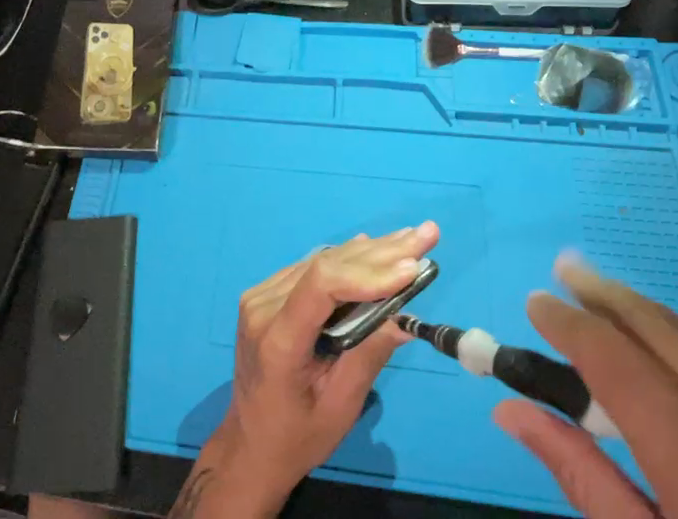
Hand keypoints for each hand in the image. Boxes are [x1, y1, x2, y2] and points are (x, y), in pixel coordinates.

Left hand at [171, 222, 440, 516]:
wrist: (250, 442)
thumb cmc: (297, 435)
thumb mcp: (340, 406)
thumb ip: (368, 356)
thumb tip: (405, 317)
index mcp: (278, 339)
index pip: (321, 285)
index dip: (368, 272)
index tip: (411, 268)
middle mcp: (264, 307)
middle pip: (326, 266)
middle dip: (382, 252)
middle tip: (427, 236)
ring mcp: (261, 297)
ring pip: (321, 262)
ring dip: (370, 252)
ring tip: (412, 239)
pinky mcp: (266, 295)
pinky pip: (311, 269)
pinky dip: (348, 261)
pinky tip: (373, 246)